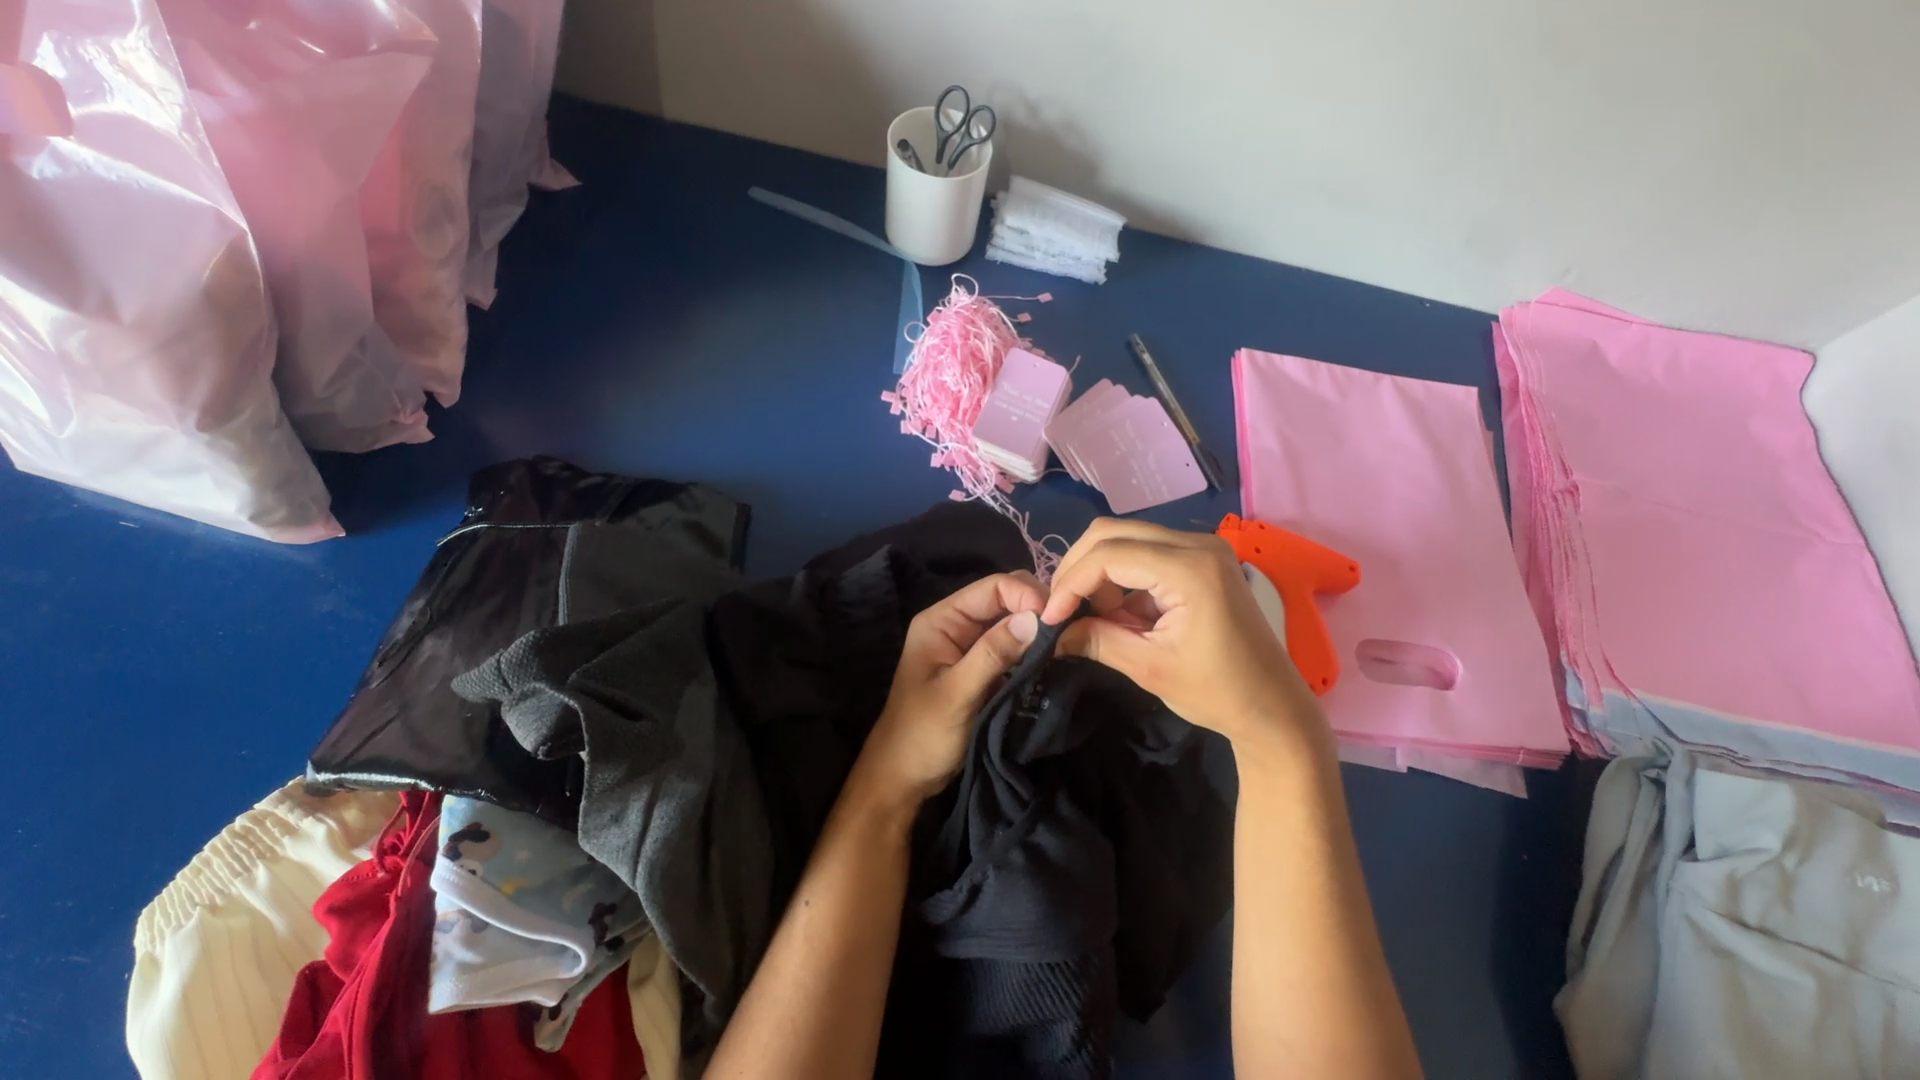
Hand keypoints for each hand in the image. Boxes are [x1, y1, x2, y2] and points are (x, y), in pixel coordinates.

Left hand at [858, 572, 1047, 805]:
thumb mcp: (957, 694)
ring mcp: (969, 647)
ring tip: (1065, 644)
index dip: (1026, 595)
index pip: (993, 587)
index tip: (1056, 619)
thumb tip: (1035, 618)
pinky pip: (1012, 649)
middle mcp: (956, 626)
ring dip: (1036, 631)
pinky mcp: (982, 670)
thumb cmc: (922, 735)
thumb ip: (992, 654)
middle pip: (1005, 599)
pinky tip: (1052, 660)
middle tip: (1066, 631)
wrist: (903, 779)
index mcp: (941, 620)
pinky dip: (1032, 651)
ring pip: (1012, 623)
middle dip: (1035, 609)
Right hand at [1042, 519, 1331, 758]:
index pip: (1108, 554)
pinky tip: (1117, 613)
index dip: (1070, 583)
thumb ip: (1097, 640)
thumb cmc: (1217, 692)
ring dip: (1098, 573)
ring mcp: (1202, 548)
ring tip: (1090, 616)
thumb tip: (1051, 633)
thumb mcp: (1149, 668)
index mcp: (1190, 569)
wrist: (1273, 706)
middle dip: (1078, 569)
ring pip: (1126, 539)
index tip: (1049, 618)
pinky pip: (1145, 553)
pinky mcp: (1201, 560)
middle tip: (1060, 609)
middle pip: (1113, 533)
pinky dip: (1120, 578)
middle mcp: (1197, 545)